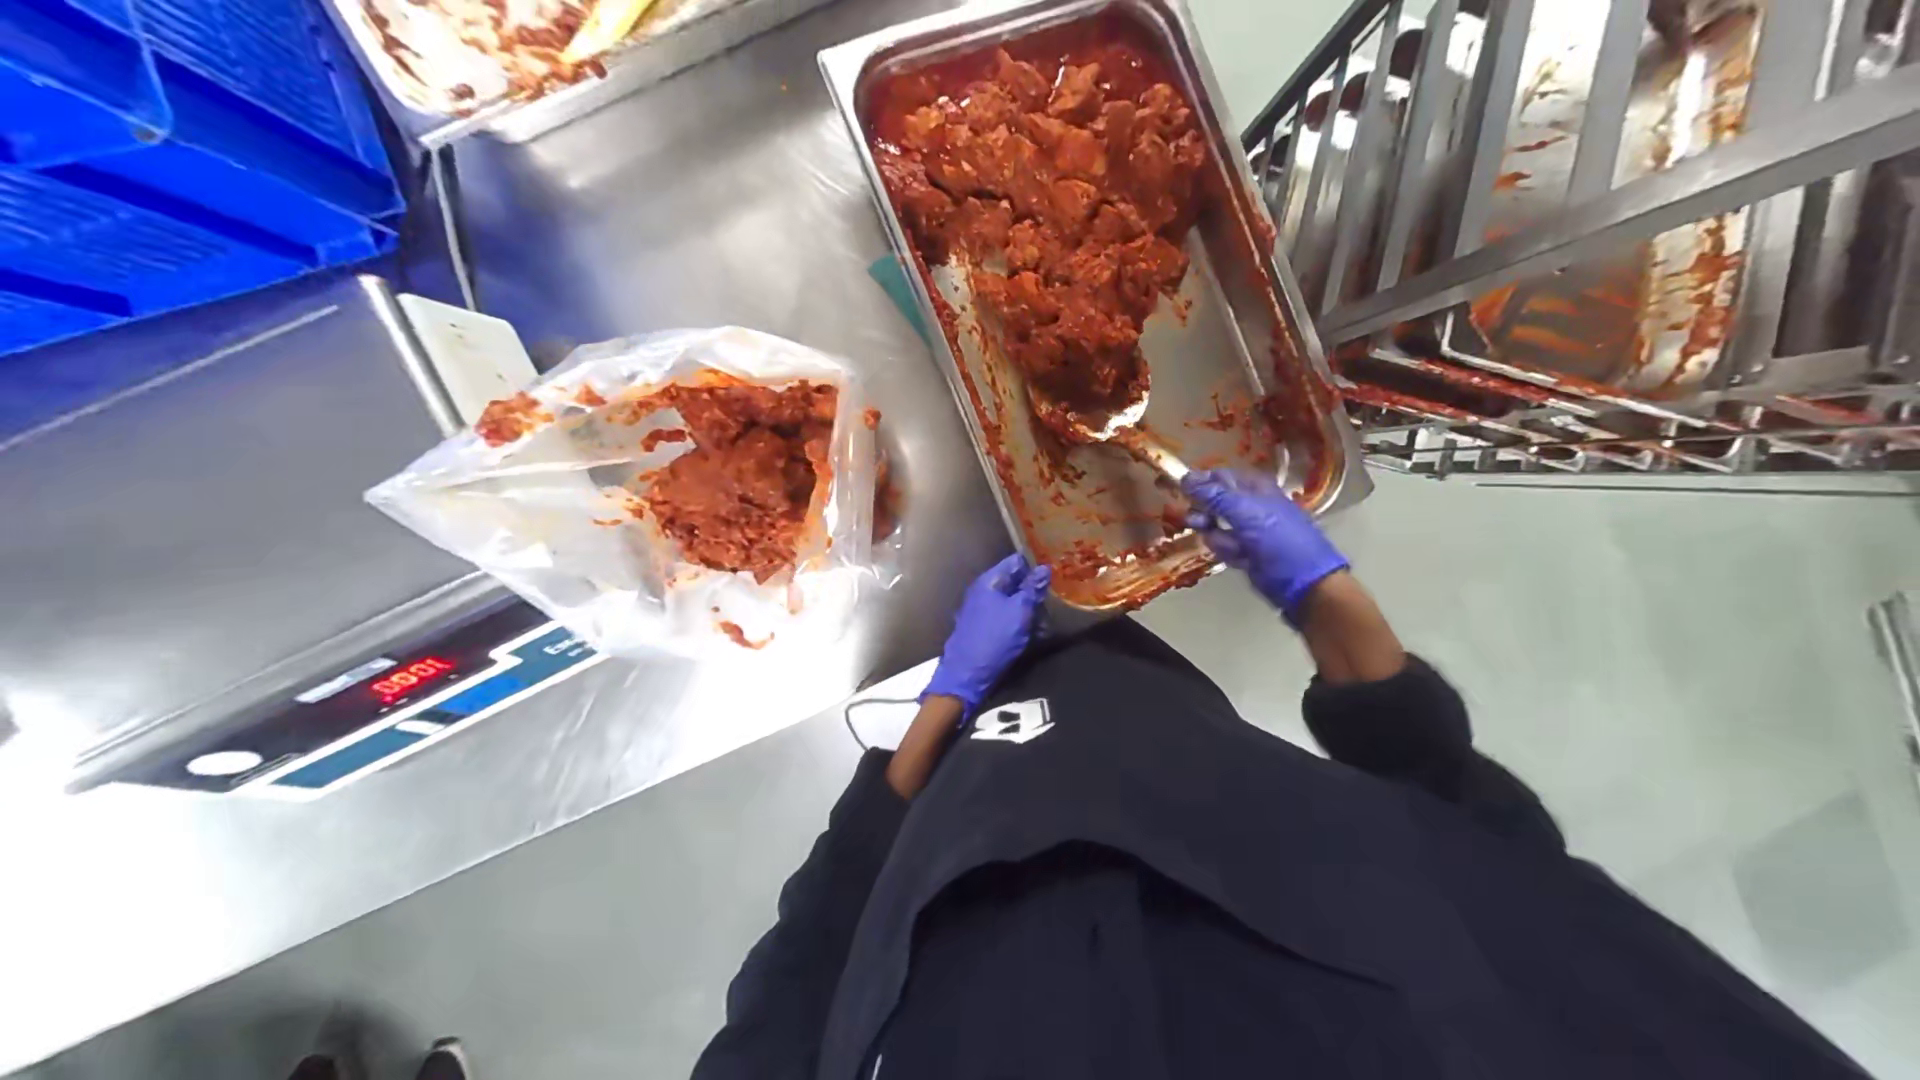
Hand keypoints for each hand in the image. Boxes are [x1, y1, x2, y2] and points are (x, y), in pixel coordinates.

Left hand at [921, 553, 1051, 711]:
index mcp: (989, 581)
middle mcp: (983, 592)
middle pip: (1015, 584)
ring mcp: (982, 611)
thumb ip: (1032, 589)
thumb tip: (1044, 568)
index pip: (1015, 562)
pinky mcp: (984, 628)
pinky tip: (1033, 637)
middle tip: (1052, 606)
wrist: (967, 674)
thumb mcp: (1019, 611)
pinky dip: (1020, 625)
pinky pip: (1006, 619)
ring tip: (1044, 628)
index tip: (1055, 572)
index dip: (1034, 565)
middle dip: (1034, 595)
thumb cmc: (995, 637)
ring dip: (1030, 613)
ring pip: (1013, 603)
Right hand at [1182, 469, 1349, 625]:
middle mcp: (1249, 504)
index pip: (1220, 476)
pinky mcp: (1243, 550)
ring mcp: (1246, 528)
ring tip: (1232, 546)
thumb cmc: (1277, 539)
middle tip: (1200, 522)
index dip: (1200, 482)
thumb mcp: (1244, 511)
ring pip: (1213, 525)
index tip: (1182, 491)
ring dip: (1217, 536)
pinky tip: (1239, 558)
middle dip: (1204, 513)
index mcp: (1254, 487)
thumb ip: (1213, 495)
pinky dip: (1226, 551)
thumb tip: (1185, 478)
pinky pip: (1222, 544)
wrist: (1300, 580)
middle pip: (1212, 501)